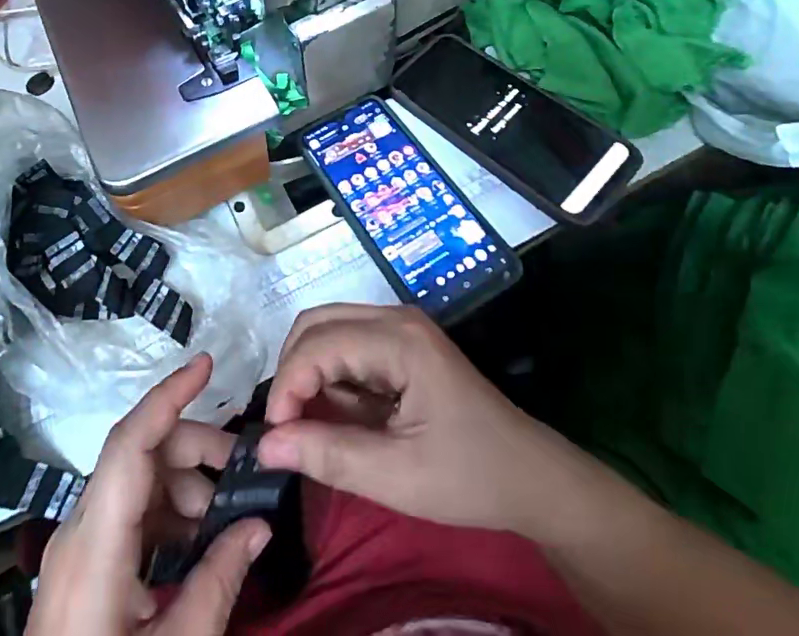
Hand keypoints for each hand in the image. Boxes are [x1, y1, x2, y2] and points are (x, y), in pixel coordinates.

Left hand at [28, 355, 270, 635]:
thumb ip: (219, 582)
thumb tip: (259, 525)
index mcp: (95, 543)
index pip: (129, 443)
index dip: (167, 396)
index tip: (206, 364)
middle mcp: (80, 529)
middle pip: (139, 455)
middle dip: (195, 449)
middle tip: (243, 476)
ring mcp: (78, 545)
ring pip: (137, 482)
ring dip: (185, 484)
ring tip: (224, 519)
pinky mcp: (84, 562)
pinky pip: (129, 512)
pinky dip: (168, 511)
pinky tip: (198, 540)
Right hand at [256, 304, 562, 535]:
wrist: (533, 480)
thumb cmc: (470, 477)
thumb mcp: (396, 477)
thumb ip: (327, 456)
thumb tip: (265, 445)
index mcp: (400, 340)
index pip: (317, 344)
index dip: (287, 387)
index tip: (277, 437)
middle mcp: (395, 318)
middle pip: (315, 324)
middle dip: (292, 372)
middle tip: (288, 426)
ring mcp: (400, 328)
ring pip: (327, 331)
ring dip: (309, 373)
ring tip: (313, 425)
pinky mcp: (401, 344)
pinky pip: (346, 346)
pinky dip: (330, 377)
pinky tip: (342, 416)